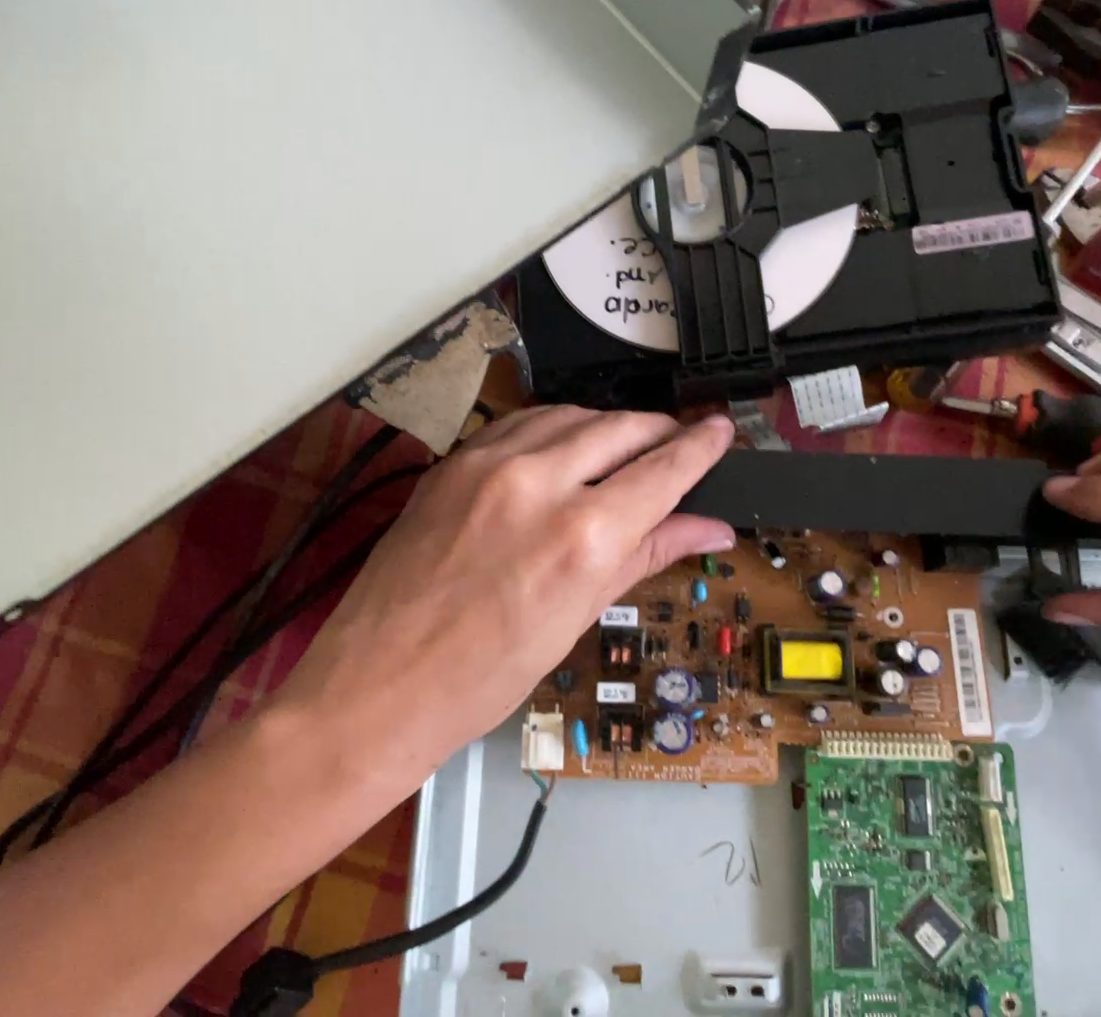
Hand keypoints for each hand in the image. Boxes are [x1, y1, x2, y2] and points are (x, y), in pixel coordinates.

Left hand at [273, 406, 735, 767]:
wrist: (380, 684)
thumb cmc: (483, 677)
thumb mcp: (577, 618)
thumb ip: (645, 555)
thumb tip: (707, 528)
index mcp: (582, 537)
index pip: (663, 470)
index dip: (701, 446)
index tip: (721, 430)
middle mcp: (539, 484)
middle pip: (622, 428)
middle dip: (660, 429)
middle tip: (680, 441)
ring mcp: (487, 465)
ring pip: (572, 415)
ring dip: (608, 425)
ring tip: (626, 447)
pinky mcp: (453, 463)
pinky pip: (521, 424)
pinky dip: (555, 428)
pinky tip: (565, 448)